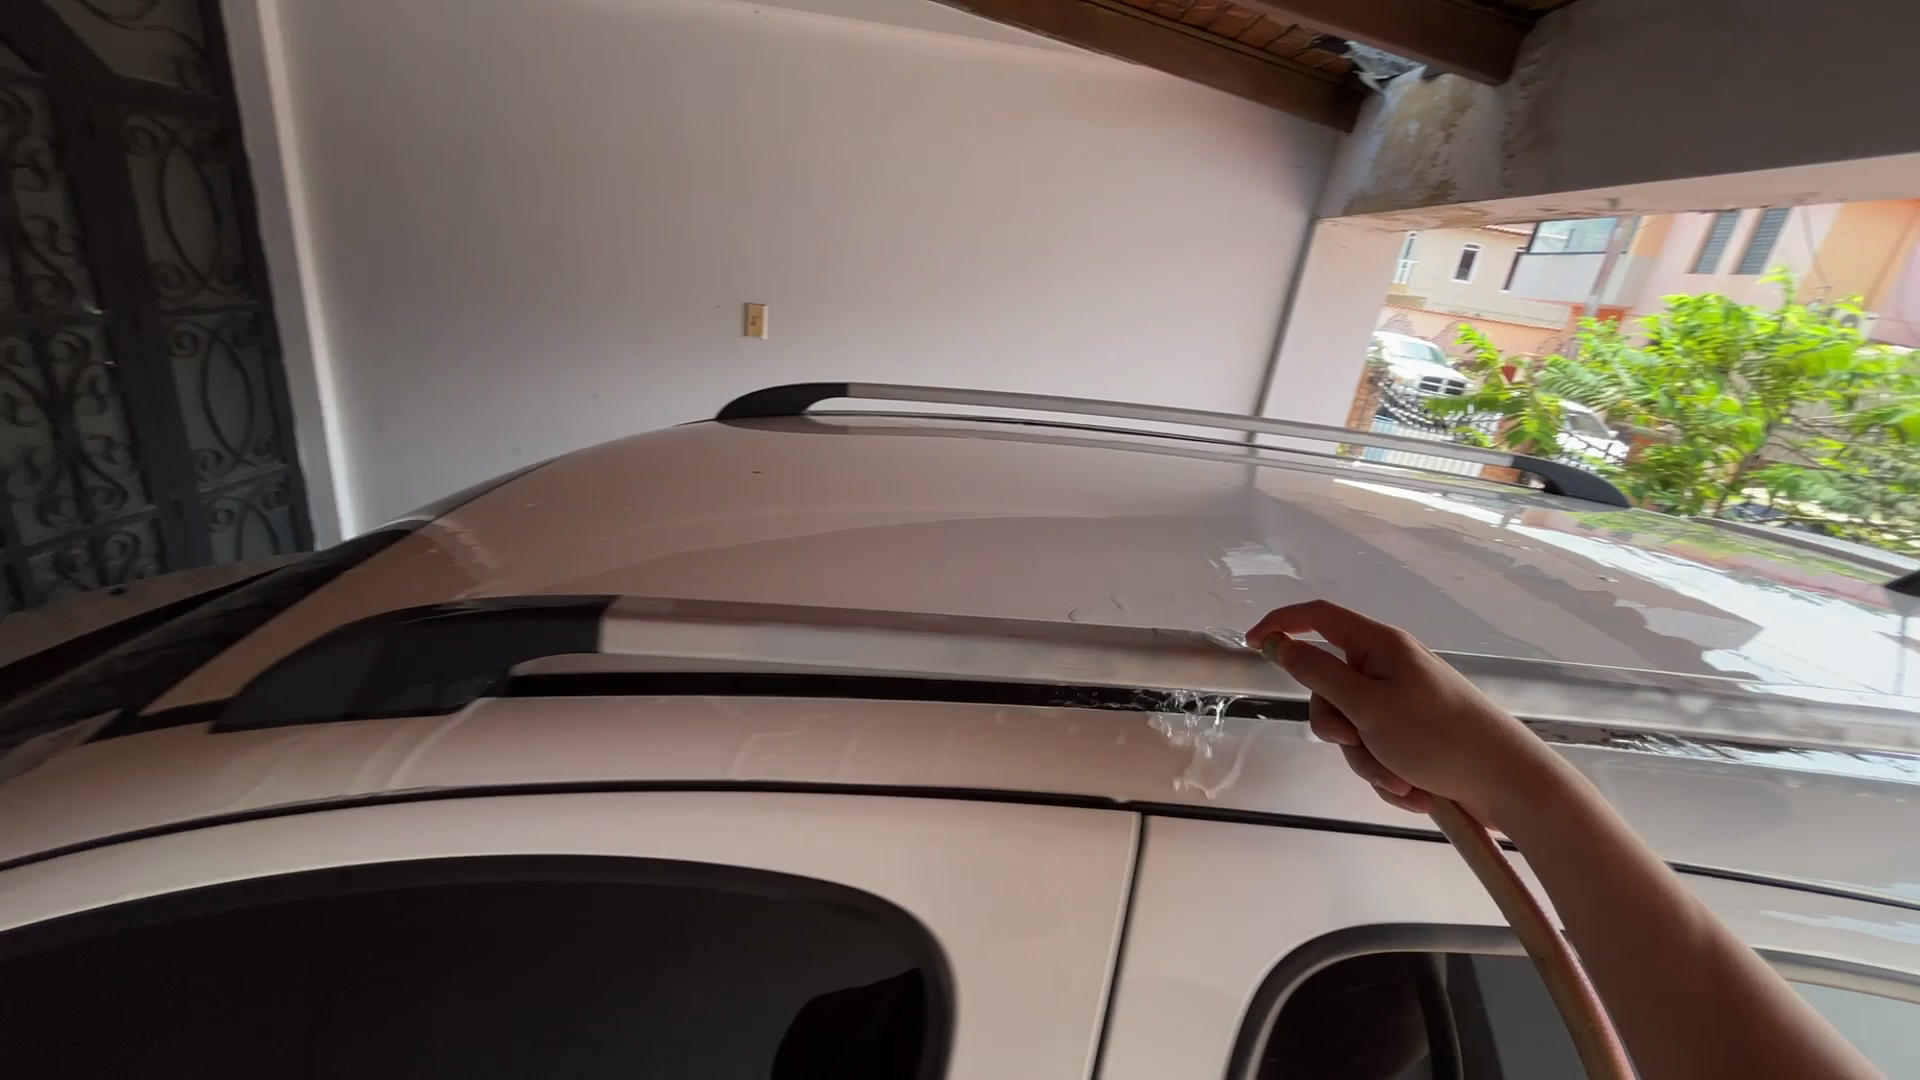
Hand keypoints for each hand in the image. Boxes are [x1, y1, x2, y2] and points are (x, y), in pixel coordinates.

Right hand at [1247, 600, 1562, 826]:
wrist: (1516, 788)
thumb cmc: (1440, 738)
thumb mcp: (1367, 706)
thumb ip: (1317, 673)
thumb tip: (1280, 644)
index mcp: (1380, 647)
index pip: (1316, 618)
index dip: (1280, 624)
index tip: (1253, 646)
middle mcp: (1388, 668)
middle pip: (1328, 686)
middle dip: (1336, 725)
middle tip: (1356, 742)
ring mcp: (1402, 702)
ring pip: (1350, 726)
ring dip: (1365, 758)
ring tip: (1400, 780)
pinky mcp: (1413, 735)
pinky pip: (1375, 750)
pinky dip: (1386, 772)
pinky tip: (1415, 790)